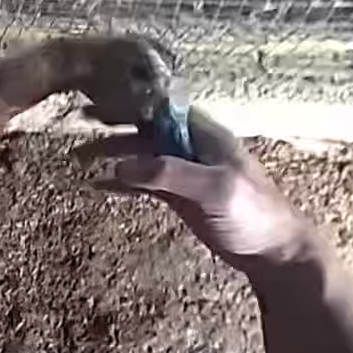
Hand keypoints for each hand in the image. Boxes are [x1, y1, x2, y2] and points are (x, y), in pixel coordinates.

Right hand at [72, 109, 320, 275]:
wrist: (274, 251)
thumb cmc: (253, 213)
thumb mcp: (214, 188)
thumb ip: (168, 173)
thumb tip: (120, 165)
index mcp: (204, 135)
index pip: (162, 107)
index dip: (131, 101)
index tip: (99, 100)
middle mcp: (191, 146)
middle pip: (145, 127)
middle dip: (113, 123)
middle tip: (81, 122)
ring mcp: (183, 171)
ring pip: (139, 153)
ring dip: (110, 152)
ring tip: (78, 158)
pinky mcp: (178, 194)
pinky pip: (141, 181)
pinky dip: (119, 180)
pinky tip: (96, 185)